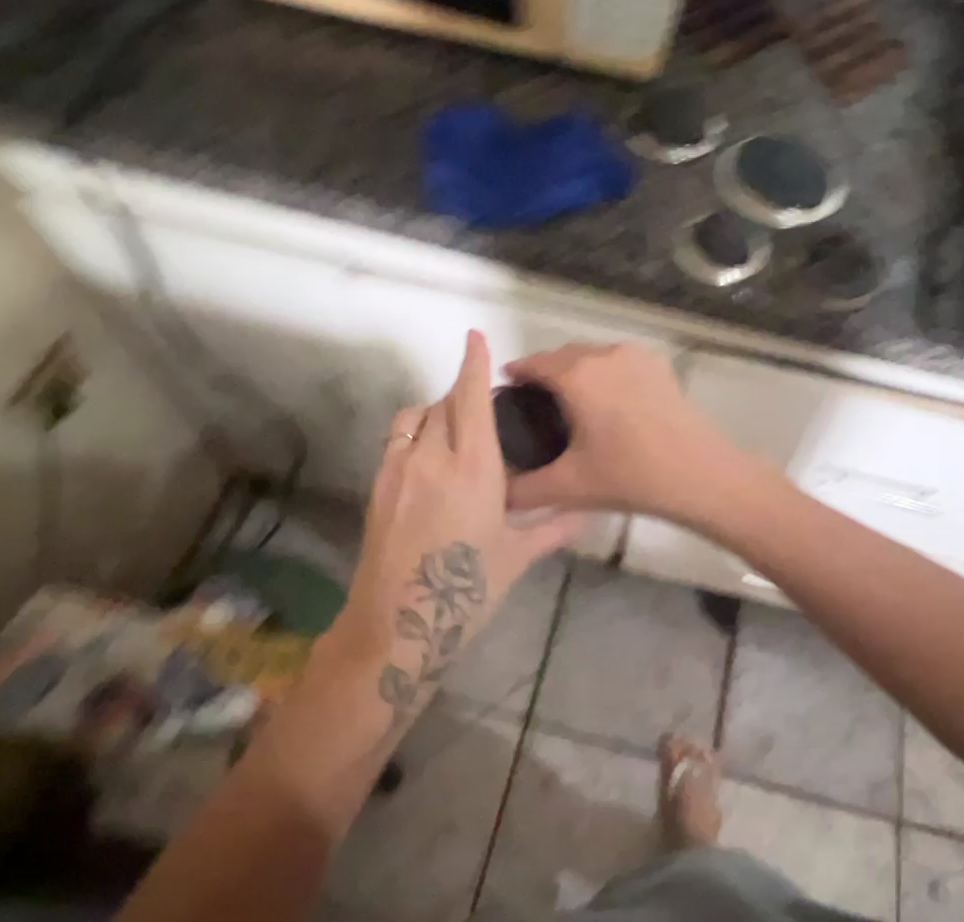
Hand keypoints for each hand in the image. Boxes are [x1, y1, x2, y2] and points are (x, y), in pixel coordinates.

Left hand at [329, 331, 583, 731]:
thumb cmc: (466, 592)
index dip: (473, 364)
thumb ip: (552, 530)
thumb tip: (586, 516)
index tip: (475, 337)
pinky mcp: (378, 487)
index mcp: (473, 468)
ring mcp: (398, 470)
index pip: (471, 399)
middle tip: (482, 411)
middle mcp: (432, 457)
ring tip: (452, 430)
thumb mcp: (514, 559)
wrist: (396, 626)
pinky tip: (428, 461)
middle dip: (461, 395)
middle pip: (443, 404)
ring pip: (414, 418)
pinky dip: (414, 434)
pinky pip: (396, 441)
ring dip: (434, 412)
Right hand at [503, 342, 750, 520]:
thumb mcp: (569, 487)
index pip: (533, 363)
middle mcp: (603, 354)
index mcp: (576, 375)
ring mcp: (635, 357)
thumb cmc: (630, 476)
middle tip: (534, 403)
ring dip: (576, 370)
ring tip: (569, 402)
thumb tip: (497, 495)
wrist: (700, 475)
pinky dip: (604, 373)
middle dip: (545, 372)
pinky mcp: (659, 367)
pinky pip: (619, 361)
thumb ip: (524, 490)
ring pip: (593, 356)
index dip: (516, 374)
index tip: (506, 391)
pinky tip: (607, 402)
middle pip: (563, 355)